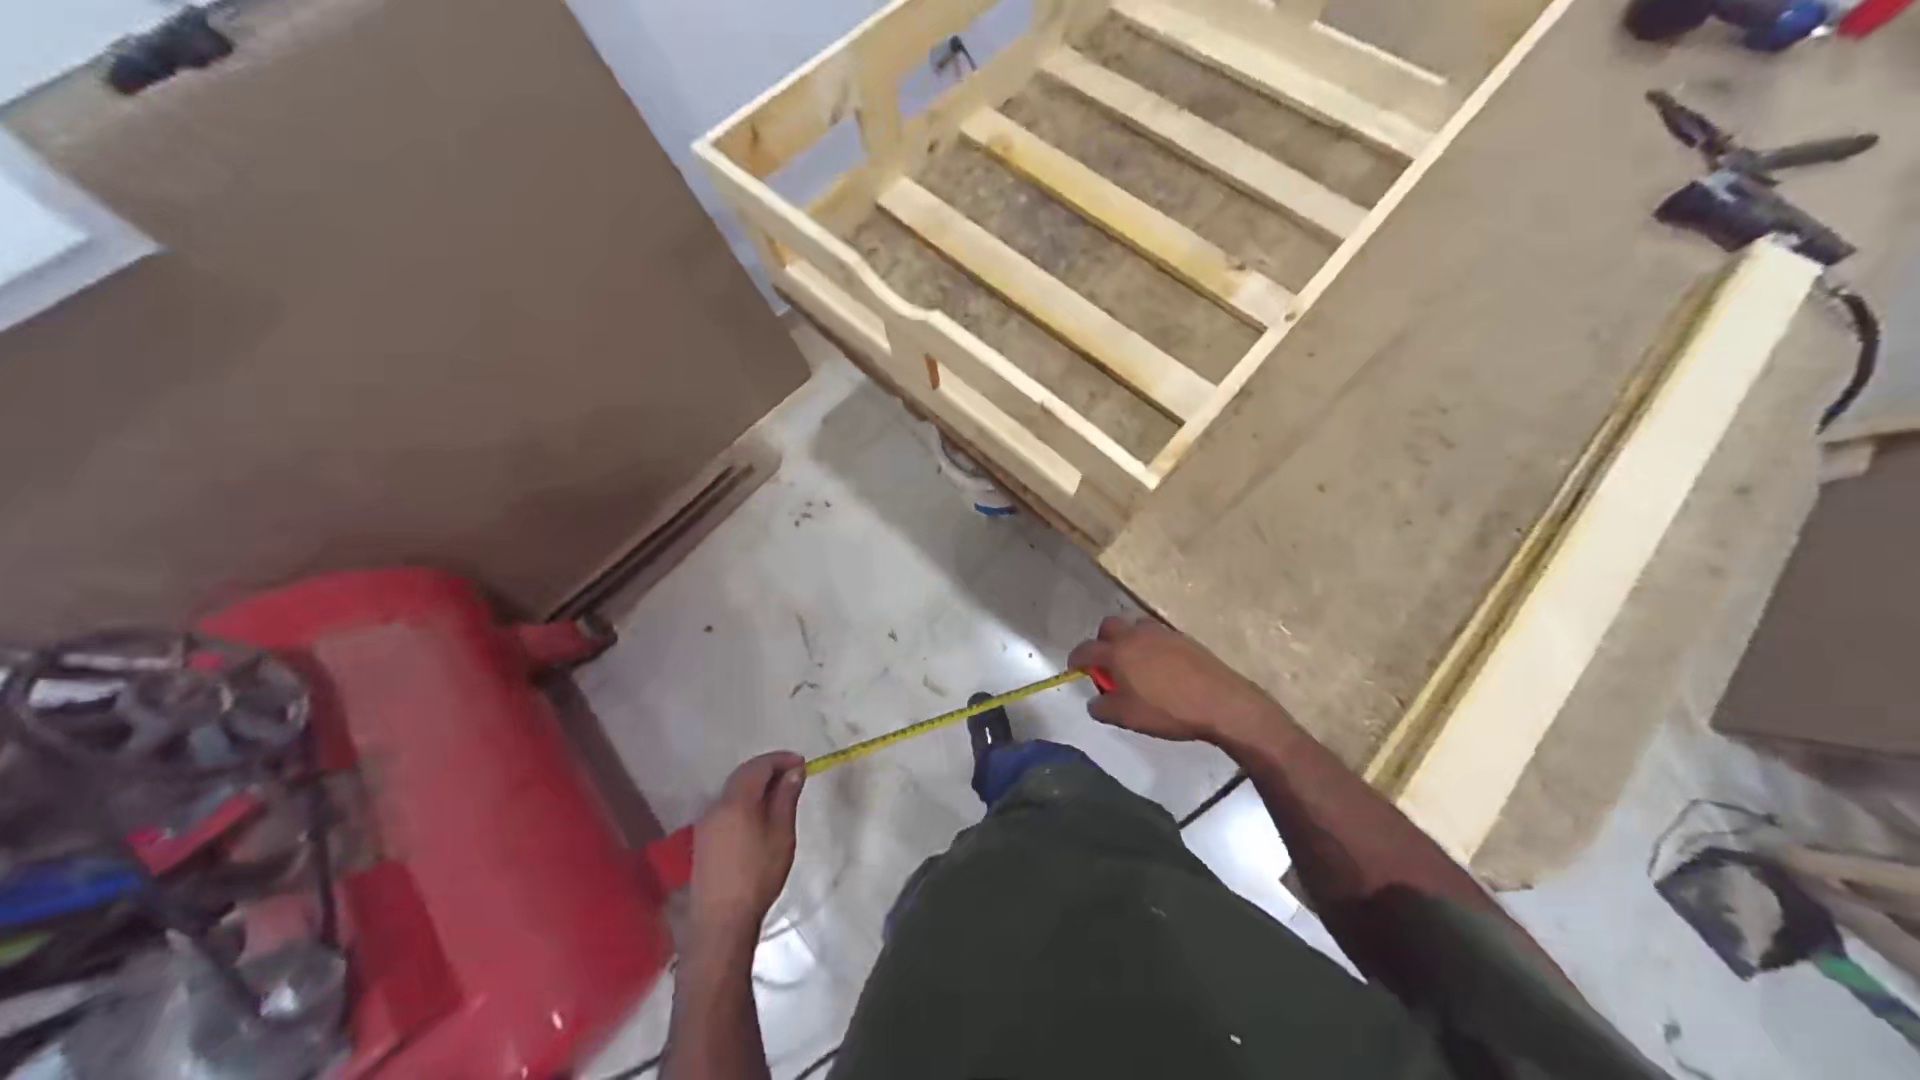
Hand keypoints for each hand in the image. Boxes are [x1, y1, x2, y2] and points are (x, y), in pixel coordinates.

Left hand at [689, 752, 805, 939]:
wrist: (722, 920)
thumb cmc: (758, 875)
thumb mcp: (781, 834)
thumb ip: (786, 798)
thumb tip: (794, 771)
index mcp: (736, 801)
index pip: (758, 766)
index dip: (780, 759)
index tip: (802, 763)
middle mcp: (717, 805)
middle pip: (743, 775)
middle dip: (768, 769)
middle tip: (793, 775)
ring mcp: (706, 823)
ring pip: (733, 791)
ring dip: (756, 785)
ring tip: (780, 795)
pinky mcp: (704, 839)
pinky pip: (727, 807)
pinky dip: (745, 801)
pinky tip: (759, 815)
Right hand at [1068, 616, 1282, 744]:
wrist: (1221, 703)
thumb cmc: (1168, 710)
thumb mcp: (1127, 717)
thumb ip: (1102, 707)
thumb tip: (1095, 701)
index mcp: (1117, 651)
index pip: (1086, 649)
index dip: (1076, 660)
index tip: (1075, 670)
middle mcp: (1137, 635)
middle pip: (1109, 626)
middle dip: (1102, 642)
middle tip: (1108, 665)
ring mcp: (1163, 633)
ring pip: (1136, 626)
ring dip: (1129, 640)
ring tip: (1136, 664)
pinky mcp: (1185, 639)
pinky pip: (1158, 636)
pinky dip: (1151, 646)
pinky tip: (1161, 669)